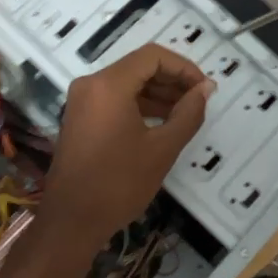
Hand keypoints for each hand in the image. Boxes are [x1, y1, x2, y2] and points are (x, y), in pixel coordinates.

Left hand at [39, 44, 213, 246]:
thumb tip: (204, 90)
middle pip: (139, 66)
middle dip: (173, 80)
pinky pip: (115, 99)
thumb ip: (188, 113)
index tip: (205, 88)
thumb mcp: (162, 148)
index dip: (184, 68)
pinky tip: (163, 123)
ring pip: (128, 83)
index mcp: (108, 84)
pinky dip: (141, 105)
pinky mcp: (81, 118)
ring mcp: (82, 101)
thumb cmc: (119, 183)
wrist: (72, 221)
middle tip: (200, 100)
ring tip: (187, 112)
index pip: (153, 56)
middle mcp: (91, 84)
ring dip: (158, 93)